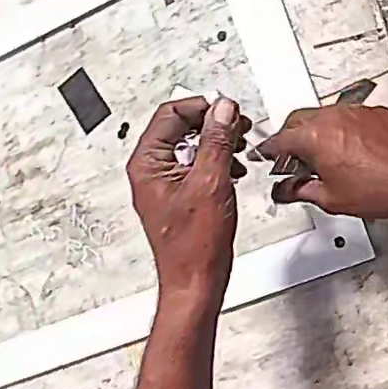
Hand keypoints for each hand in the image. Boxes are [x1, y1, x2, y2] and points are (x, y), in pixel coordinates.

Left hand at [127, 96, 251, 300]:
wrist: (196, 280)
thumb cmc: (194, 245)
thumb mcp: (211, 182)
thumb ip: (217, 140)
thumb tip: (222, 109)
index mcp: (148, 163)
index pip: (171, 114)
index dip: (203, 108)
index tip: (229, 111)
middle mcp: (152, 171)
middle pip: (182, 127)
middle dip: (214, 124)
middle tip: (239, 127)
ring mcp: (166, 183)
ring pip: (193, 145)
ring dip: (219, 142)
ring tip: (240, 148)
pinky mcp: (182, 194)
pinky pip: (199, 164)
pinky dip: (219, 161)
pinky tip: (235, 169)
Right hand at [256, 105, 387, 218]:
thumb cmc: (381, 188)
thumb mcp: (331, 199)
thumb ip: (302, 191)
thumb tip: (288, 190)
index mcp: (314, 137)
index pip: (278, 140)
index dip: (268, 152)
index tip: (265, 156)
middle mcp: (332, 117)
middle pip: (298, 121)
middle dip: (291, 138)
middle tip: (293, 159)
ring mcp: (354, 112)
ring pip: (324, 116)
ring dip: (317, 133)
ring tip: (325, 157)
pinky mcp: (373, 113)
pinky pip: (349, 117)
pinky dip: (343, 130)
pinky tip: (350, 150)